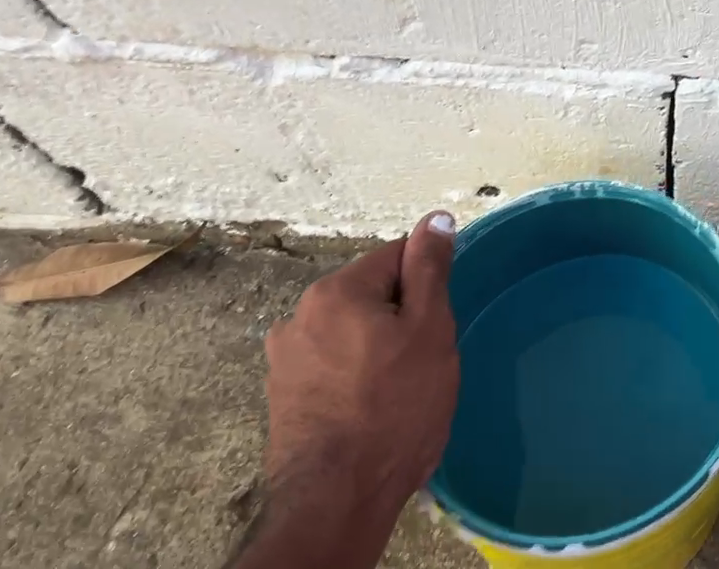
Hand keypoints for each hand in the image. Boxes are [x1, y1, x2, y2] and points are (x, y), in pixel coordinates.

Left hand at [230, 211, 460, 568]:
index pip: (396, 256)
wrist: (337, 499)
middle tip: (424, 358)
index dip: (426, 285)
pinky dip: (354, 374)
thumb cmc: (395, 407)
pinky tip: (371, 407)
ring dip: (376, 346)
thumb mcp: (429, 328)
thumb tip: (436, 218)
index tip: (437, 323)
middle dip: (401, 316)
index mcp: (335, 290)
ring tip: (399, 388)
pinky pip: (332, 364)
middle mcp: (298, 315)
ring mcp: (284, 358)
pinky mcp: (281, 395)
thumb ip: (430, 268)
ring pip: (351, 330)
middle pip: (370, 293)